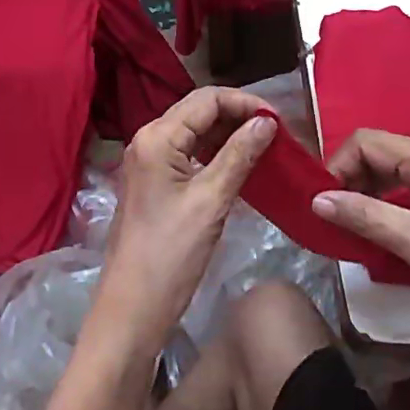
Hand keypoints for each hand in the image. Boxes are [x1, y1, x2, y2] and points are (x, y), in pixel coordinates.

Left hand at [100, 88, 277, 331]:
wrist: (131, 311)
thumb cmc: (171, 255)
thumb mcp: (211, 201)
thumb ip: (240, 154)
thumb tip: (267, 121)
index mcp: (158, 137)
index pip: (207, 99)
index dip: (245, 102)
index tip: (278, 119)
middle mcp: (148, 139)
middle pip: (199, 109)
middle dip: (238, 114)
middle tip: (274, 131)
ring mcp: (148, 160)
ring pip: (195, 129)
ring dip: (228, 132)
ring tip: (263, 145)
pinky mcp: (153, 180)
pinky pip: (188, 150)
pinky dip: (215, 150)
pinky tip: (238, 162)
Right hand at [313, 130, 409, 344]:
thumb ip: (366, 216)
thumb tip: (317, 199)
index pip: (368, 141)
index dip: (338, 166)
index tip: (321, 203)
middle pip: (379, 149)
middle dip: (350, 177)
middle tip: (331, 216)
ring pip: (391, 165)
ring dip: (365, 189)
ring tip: (348, 223)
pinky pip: (407, 182)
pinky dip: (385, 199)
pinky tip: (375, 225)